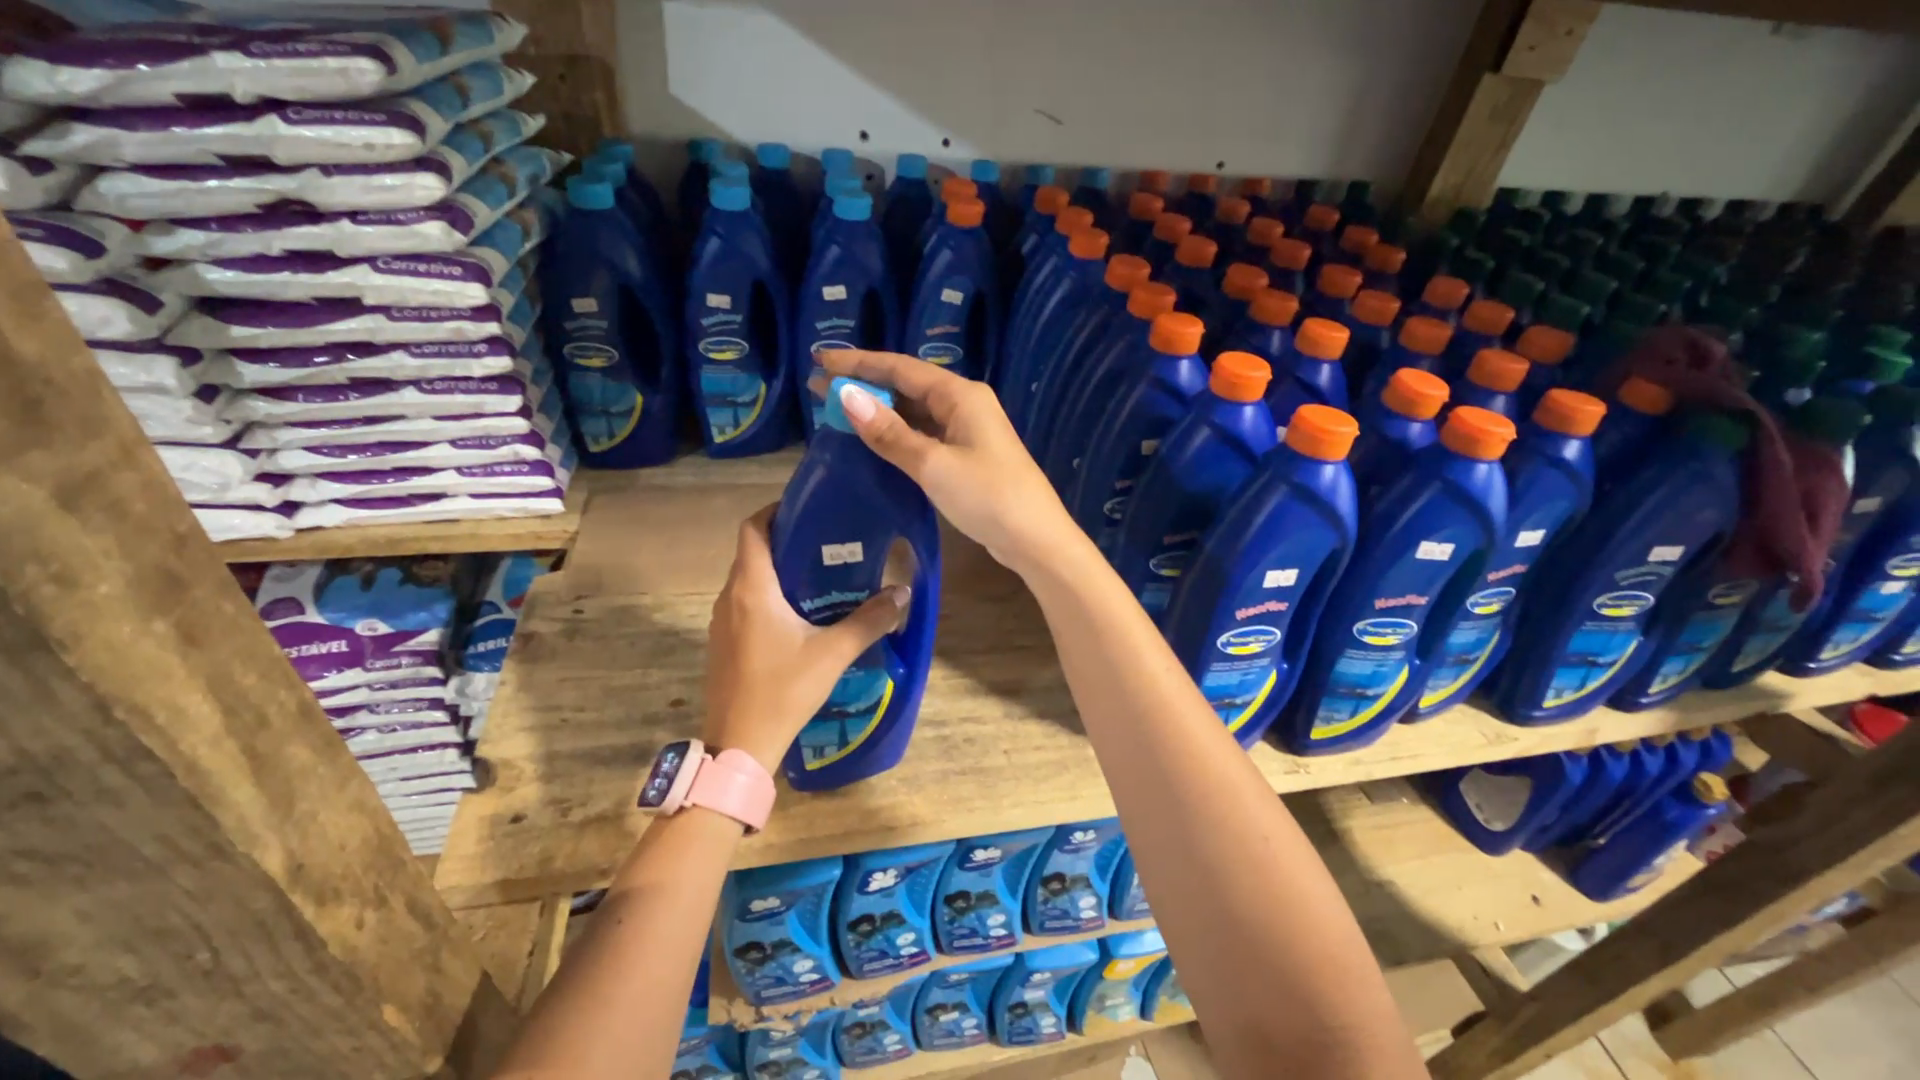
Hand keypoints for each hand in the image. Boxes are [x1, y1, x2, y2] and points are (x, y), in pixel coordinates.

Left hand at [703, 505, 909, 772]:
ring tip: (818, 577)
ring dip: (776, 573)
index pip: (752, 528)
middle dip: (785, 542)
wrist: (739, 744)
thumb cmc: (783, 690)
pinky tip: (798, 617)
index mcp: (752, 588)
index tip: (807, 509)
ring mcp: (721, 623)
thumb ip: (869, 621)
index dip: (775, 511)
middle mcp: (729, 597)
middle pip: (751, 553)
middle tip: (826, 543)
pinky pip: (744, 606)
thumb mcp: (833, 654)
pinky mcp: (722, 645)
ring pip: (747, 582)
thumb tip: (902, 592)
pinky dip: (767, 599)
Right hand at [818, 349, 1086, 576]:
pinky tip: (873, 437)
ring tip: (836, 408)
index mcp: (960, 394)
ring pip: (914, 410)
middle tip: (817, 384)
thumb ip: (889, 433)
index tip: (820, 358)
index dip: (857, 362)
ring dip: (878, 409)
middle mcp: (964, 403)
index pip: (900, 367)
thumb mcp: (933, 465)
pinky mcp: (966, 454)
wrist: (1035, 539)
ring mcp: (967, 429)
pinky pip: (923, 432)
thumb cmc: (987, 497)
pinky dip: (896, 431)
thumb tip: (846, 397)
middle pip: (906, 385)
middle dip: (863, 383)